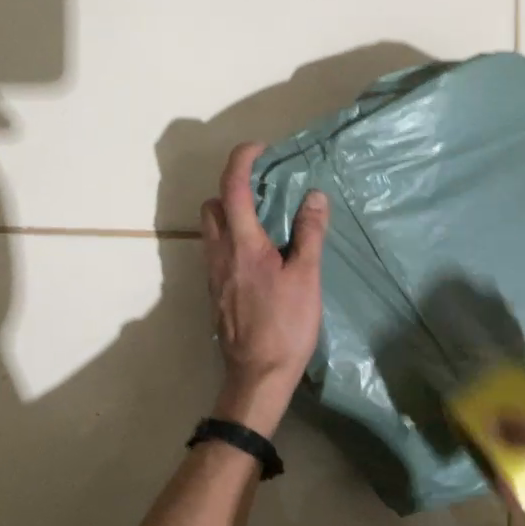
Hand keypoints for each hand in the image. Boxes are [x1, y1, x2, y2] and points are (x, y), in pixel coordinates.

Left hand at [200, 143, 328, 436]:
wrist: (257, 375)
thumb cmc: (285, 327)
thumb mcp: (307, 278)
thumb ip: (309, 234)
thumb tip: (314, 196)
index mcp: (243, 244)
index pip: (232, 187)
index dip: (242, 159)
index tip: (261, 149)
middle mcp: (219, 254)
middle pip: (211, 205)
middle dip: (231, 189)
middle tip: (263, 194)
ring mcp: (213, 276)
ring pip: (210, 231)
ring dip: (230, 217)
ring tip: (264, 226)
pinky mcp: (216, 294)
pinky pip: (216, 254)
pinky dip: (232, 242)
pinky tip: (259, 260)